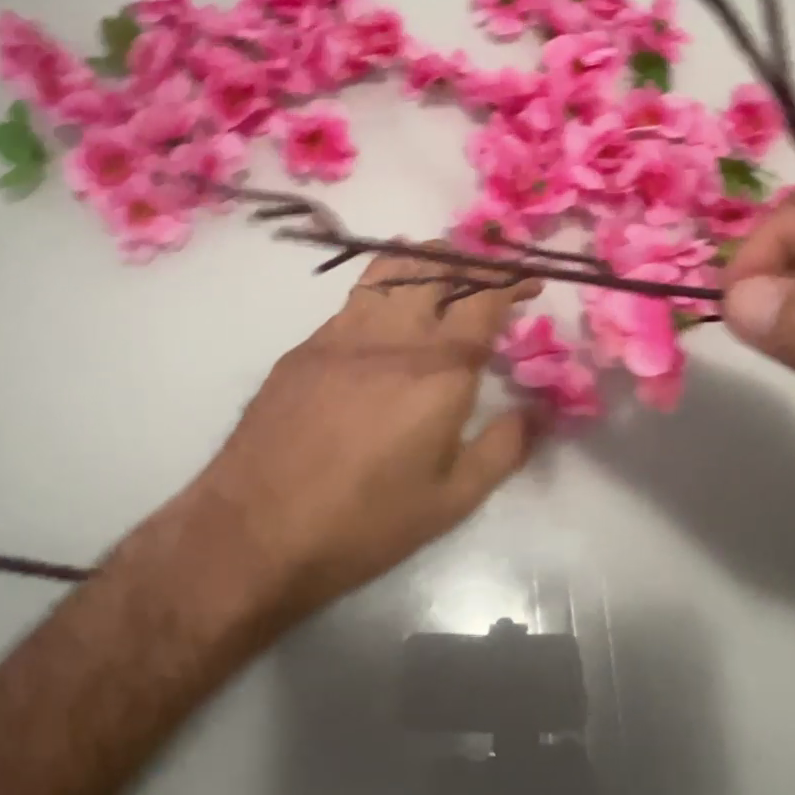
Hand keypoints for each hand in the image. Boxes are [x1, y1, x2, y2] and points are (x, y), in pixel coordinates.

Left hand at [198, 248, 543, 614]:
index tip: (530, 287)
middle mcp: (393, 337)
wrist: (255, 532)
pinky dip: (386, 288)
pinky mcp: (305, 348)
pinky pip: (356, 299)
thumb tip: (540, 410)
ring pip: (392, 270)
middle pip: (439, 269)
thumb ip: (504, 447)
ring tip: (445, 274)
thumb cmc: (365, 525)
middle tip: (492, 278)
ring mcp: (342, 335)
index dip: (512, 283)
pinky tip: (389, 313)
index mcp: (439, 371)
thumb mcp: (452, 500)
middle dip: (475, 262)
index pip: (484, 299)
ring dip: (428, 262)